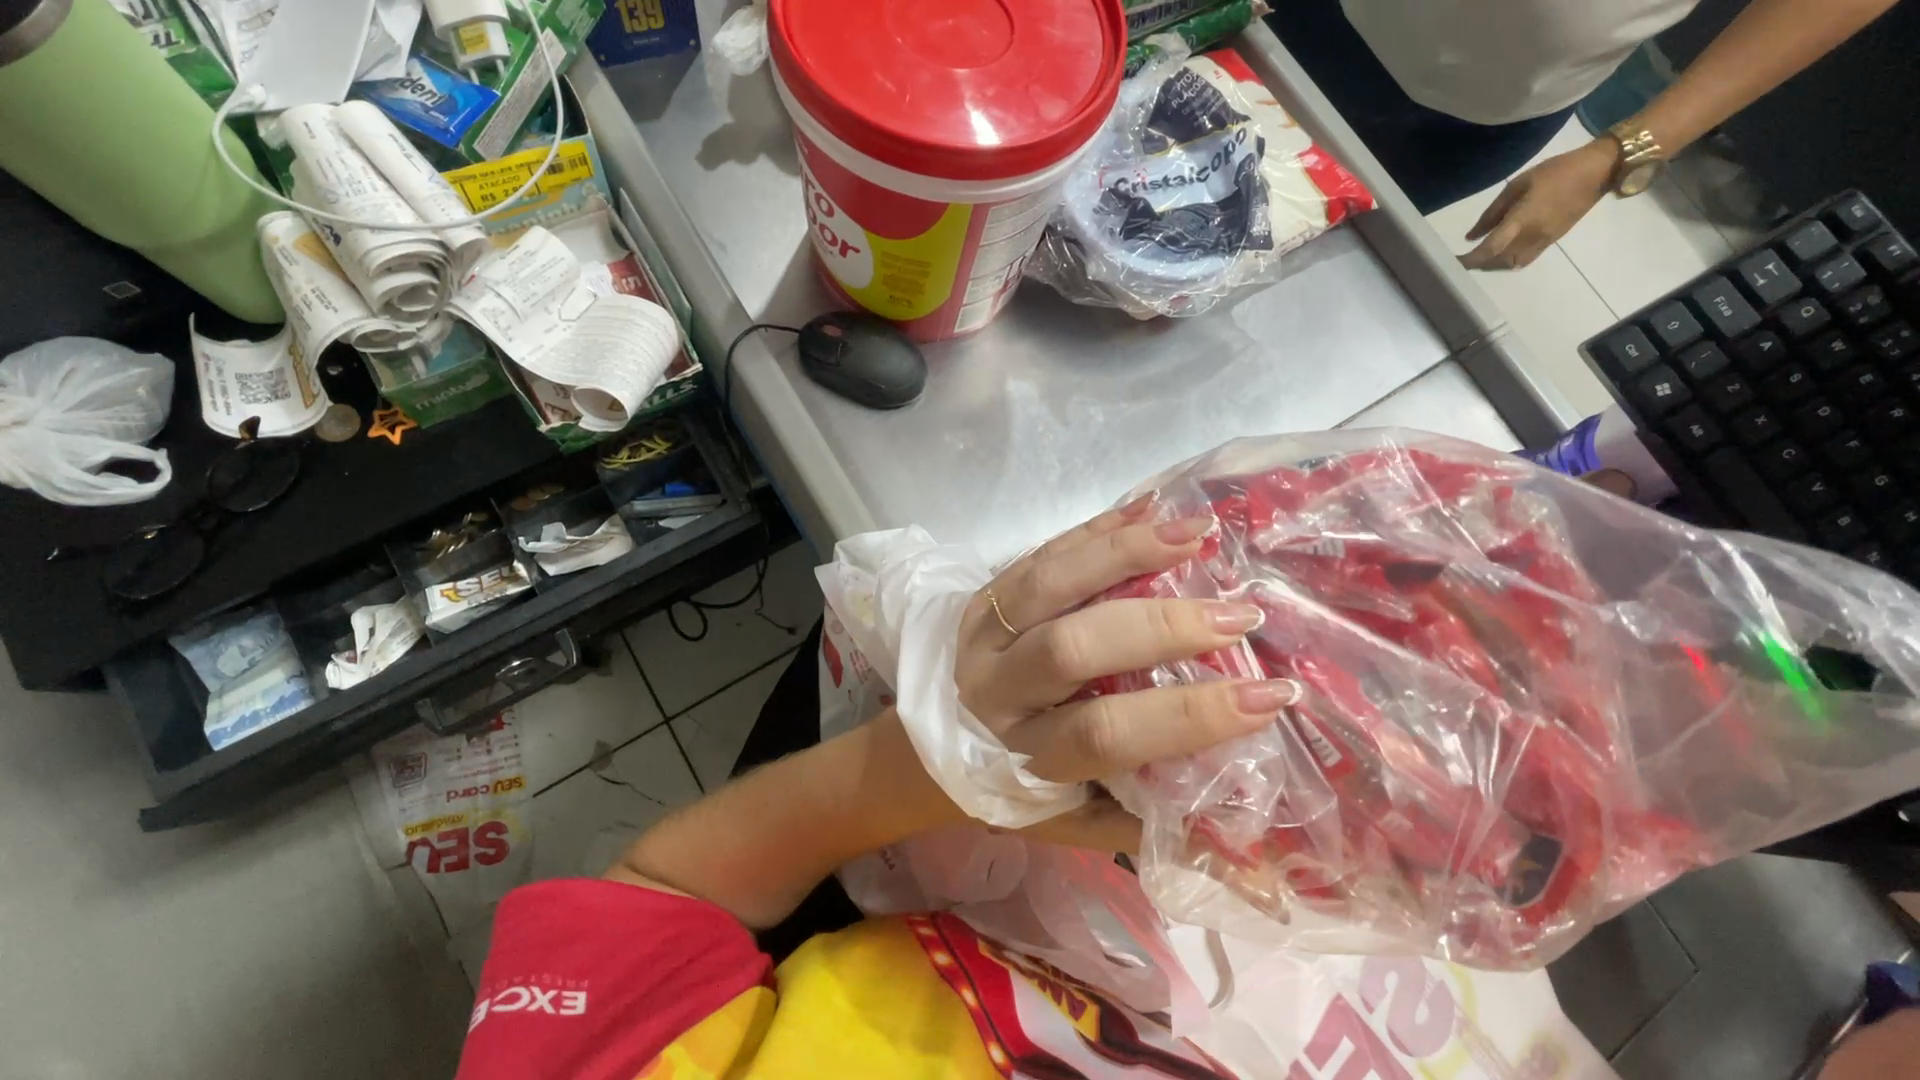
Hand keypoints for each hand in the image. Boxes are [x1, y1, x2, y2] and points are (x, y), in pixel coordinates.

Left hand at [949, 496, 1300, 849]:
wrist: (918, 750)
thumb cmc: (1008, 792)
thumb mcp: (1067, 823)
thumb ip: (1140, 821)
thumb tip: (1239, 828)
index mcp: (1024, 757)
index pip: (1107, 733)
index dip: (1188, 715)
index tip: (1269, 697)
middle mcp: (997, 691)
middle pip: (1075, 647)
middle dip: (1164, 627)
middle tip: (1241, 614)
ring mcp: (982, 633)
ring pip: (1050, 582)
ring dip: (1125, 553)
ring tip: (1196, 535)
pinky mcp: (980, 595)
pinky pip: (1039, 553)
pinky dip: (1095, 530)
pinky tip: (1147, 511)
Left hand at [1461, 139, 1617, 270]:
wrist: (1597, 171)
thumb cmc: (1555, 172)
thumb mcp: (1517, 184)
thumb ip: (1492, 213)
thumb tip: (1470, 237)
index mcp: (1522, 219)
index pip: (1490, 248)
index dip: (1470, 259)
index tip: (1453, 261)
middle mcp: (1532, 236)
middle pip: (1497, 262)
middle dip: (1478, 263)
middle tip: (1463, 258)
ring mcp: (1544, 241)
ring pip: (1510, 264)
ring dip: (1492, 265)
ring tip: (1480, 256)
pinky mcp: (1552, 242)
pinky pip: (1524, 260)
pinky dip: (1507, 262)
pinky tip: (1500, 254)